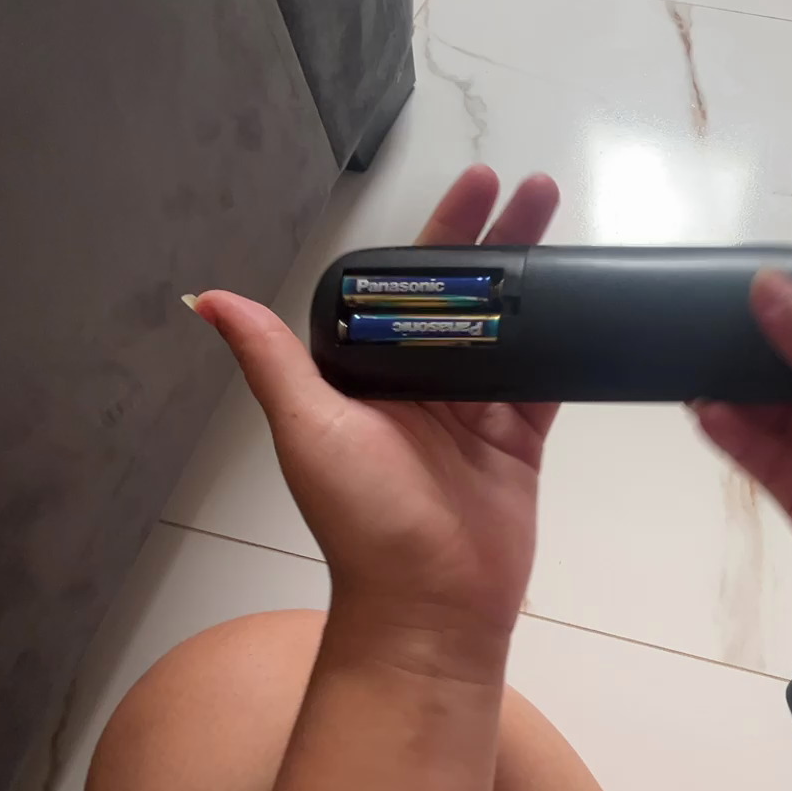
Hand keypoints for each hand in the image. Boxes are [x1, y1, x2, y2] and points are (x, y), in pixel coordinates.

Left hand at [189, 166, 560, 674]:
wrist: (432, 603)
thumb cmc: (367, 520)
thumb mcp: (311, 431)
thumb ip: (274, 361)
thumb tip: (208, 297)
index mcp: (373, 374)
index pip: (410, 286)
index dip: (442, 234)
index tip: (473, 187)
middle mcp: (425, 383)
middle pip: (470, 297)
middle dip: (501, 240)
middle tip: (534, 191)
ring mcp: (477, 409)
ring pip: (512, 329)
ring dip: (537, 280)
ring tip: (564, 229)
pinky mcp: (518, 437)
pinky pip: (543, 380)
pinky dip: (562, 345)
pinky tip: (583, 303)